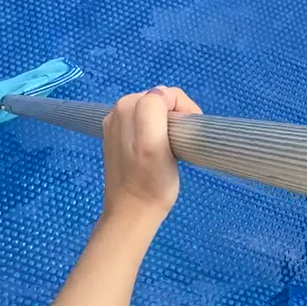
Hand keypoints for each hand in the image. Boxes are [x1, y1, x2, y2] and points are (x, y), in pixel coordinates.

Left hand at [99, 86, 201, 230]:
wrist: (132, 212)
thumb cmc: (152, 183)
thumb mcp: (156, 144)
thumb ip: (155, 109)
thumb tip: (162, 94)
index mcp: (128, 107)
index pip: (167, 93)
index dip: (184, 109)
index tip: (191, 131)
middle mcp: (118, 110)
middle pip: (158, 98)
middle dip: (175, 114)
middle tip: (183, 139)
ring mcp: (114, 122)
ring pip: (151, 109)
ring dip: (166, 121)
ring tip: (172, 144)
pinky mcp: (115, 135)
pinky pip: (141, 120)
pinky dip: (153, 128)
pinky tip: (156, 147)